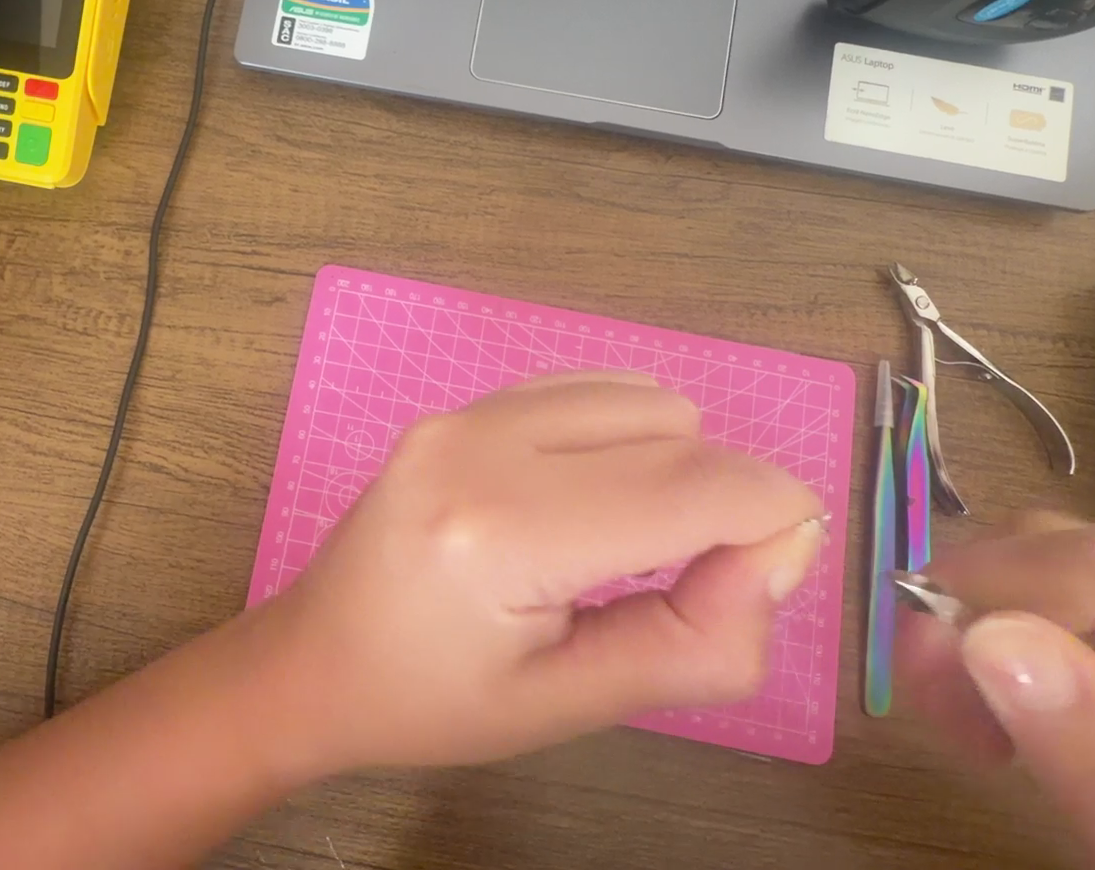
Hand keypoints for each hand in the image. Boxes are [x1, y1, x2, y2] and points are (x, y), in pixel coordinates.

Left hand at [236, 370, 823, 774]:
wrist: (314, 657)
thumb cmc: (432, 701)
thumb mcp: (570, 704)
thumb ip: (696, 641)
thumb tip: (780, 548)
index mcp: (504, 531)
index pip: (697, 485)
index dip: (773, 520)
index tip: (764, 578)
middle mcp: (480, 445)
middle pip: (676, 430)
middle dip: (718, 501)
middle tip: (674, 582)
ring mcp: (461, 414)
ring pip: (637, 397)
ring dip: (667, 462)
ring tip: (618, 541)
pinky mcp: (455, 409)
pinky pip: (582, 389)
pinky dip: (619, 434)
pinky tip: (583, 496)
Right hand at [898, 513, 1094, 868]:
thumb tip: (983, 638)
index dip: (980, 590)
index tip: (911, 673)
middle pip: (1086, 557)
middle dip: (975, 601)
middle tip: (935, 700)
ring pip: (1081, 579)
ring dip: (990, 621)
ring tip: (971, 718)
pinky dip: (1029, 647)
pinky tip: (1023, 717)